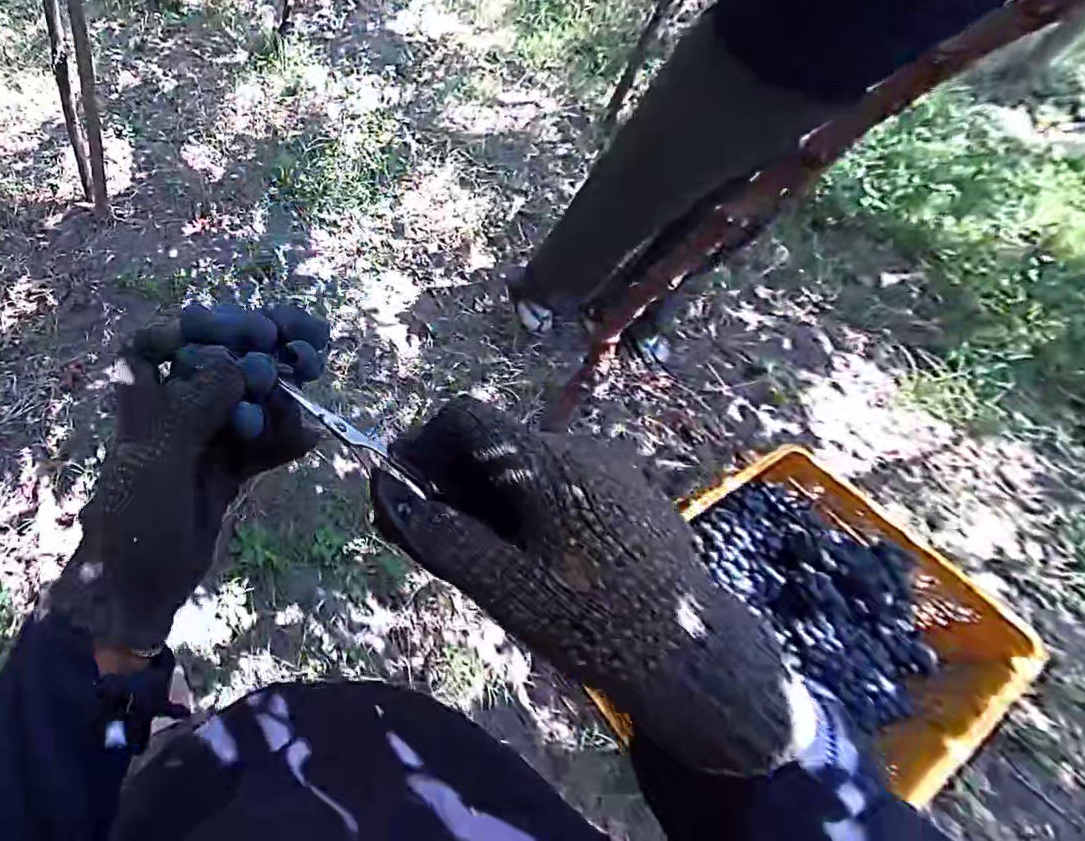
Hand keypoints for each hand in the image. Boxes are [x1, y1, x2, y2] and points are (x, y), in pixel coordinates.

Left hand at [46, 321, 319, 652]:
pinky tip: (306, 438)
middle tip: (306, 343)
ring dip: (282, 392)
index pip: (167, 338)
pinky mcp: (228, 465)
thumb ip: (199, 405)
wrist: (138, 587)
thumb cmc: (132, 517)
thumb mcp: (159, 455)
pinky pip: (261, 442)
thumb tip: (245, 365)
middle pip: (222, 360)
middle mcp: (177, 406)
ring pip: (250, 398)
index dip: (206, 324)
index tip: (250, 331)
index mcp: (145, 394)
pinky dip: (282, 438)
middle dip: (265, 349)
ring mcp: (206, 435)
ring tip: (308, 388)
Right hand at [370, 398, 811, 774]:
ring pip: (517, 460)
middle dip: (450, 479)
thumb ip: (435, 531)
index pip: (462, 416)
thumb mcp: (501, 585)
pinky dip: (520, 500)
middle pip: (487, 441)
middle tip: (439, 531)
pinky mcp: (623, 488)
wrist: (702, 668)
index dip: (424, 446)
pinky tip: (528, 549)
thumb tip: (382, 485)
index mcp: (547, 463)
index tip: (411, 492)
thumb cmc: (593, 624)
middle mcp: (577, 448)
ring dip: (484, 492)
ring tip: (484, 547)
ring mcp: (605, 465)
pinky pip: (550, 476)